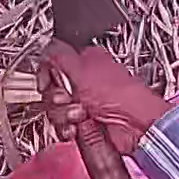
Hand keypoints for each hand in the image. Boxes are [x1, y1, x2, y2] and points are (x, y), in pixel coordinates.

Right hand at [37, 42, 170, 155]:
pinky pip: (62, 125)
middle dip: (56, 98)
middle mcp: (84, 81)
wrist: (134, 125)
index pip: (52, 63)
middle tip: (69, 99)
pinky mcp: (84, 123)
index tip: (47, 81)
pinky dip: (67, 128)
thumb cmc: (120, 95)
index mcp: (85, 61)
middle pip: (51, 89)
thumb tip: (44, 50)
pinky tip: (78, 127)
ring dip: (62, 114)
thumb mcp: (81, 69)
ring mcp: (84, 103)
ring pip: (55, 109)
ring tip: (80, 114)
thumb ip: (58, 55)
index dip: (47, 74)